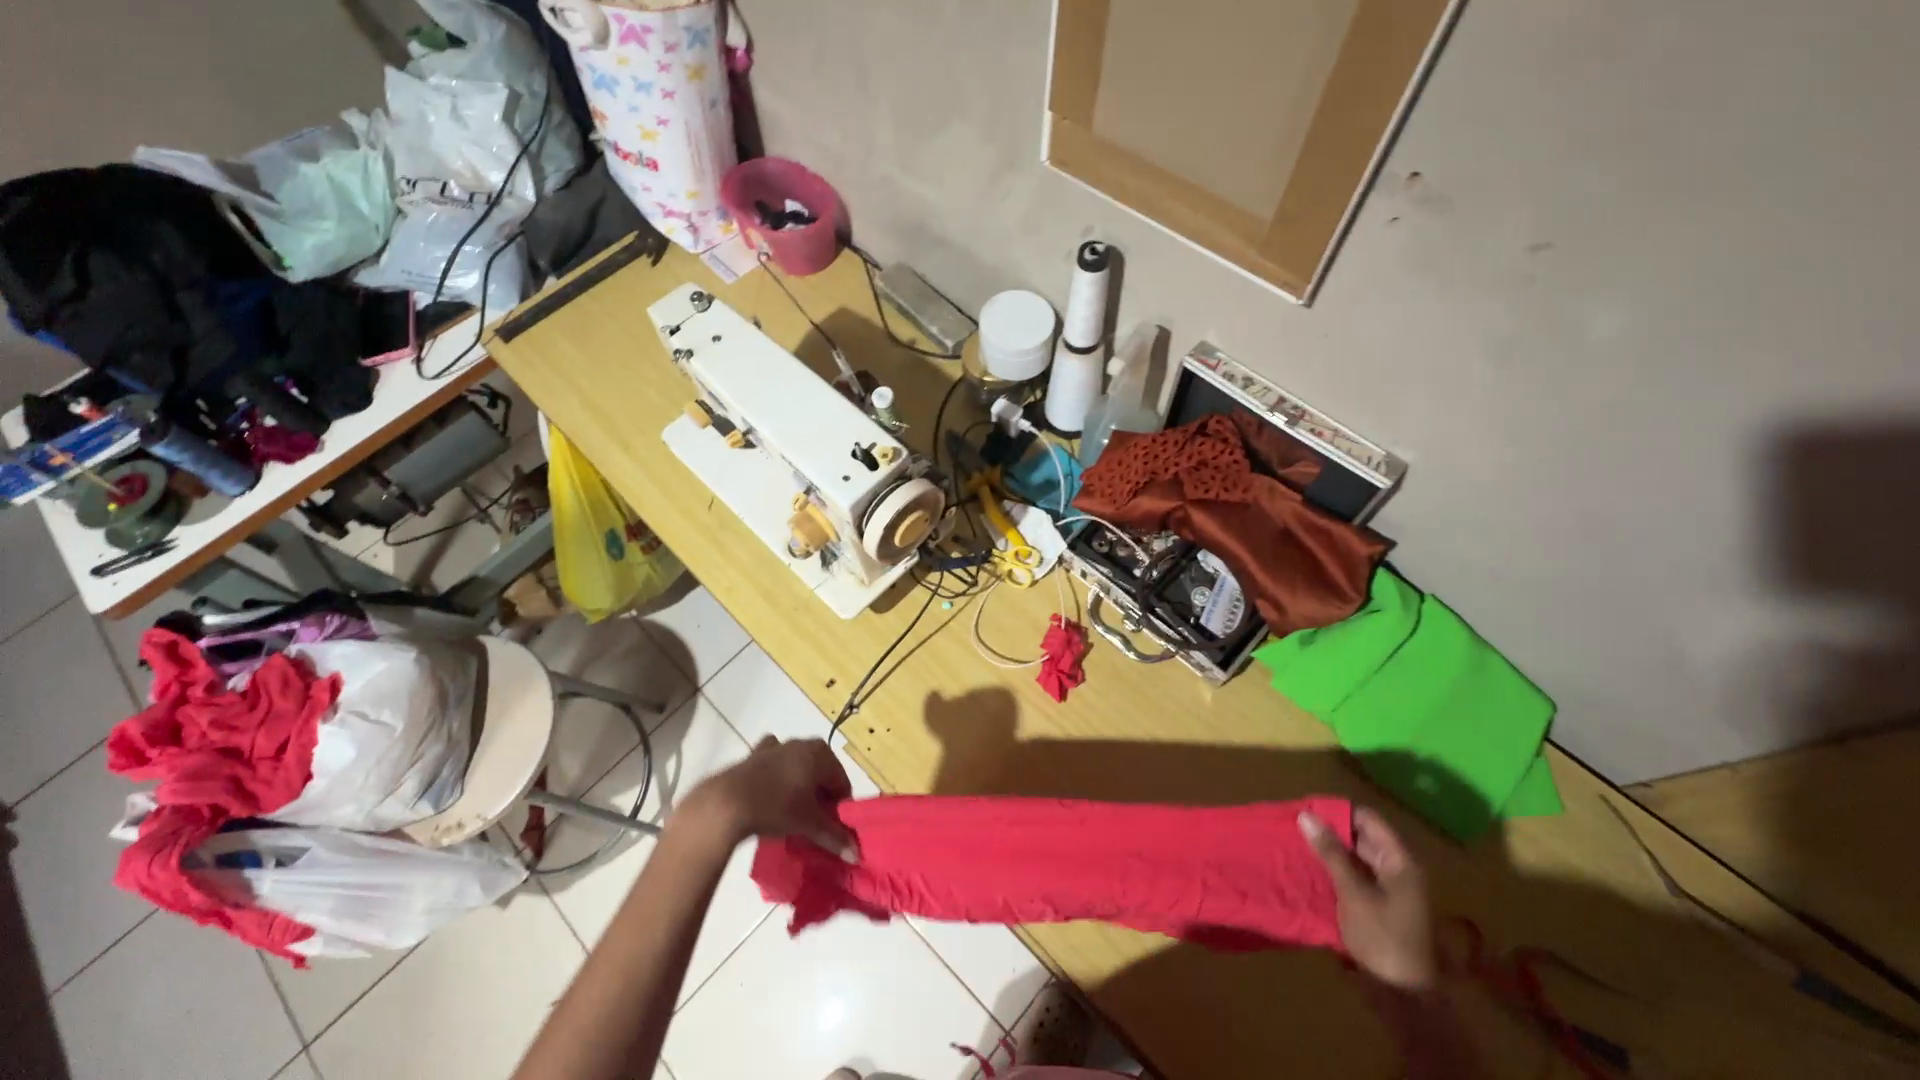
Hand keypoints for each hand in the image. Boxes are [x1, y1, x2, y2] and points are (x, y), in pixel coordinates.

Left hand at [686, 736, 860, 861]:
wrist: (726, 803)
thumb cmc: (776, 807)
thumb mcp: (809, 824)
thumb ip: (835, 837)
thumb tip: (856, 854)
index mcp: (820, 752)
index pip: (842, 783)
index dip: (839, 808)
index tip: (831, 828)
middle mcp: (800, 743)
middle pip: (820, 775)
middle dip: (819, 798)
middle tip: (812, 824)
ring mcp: (775, 746)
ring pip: (797, 770)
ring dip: (799, 789)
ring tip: (791, 815)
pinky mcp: (752, 755)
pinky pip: (774, 767)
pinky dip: (777, 780)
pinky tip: (770, 798)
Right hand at [1299, 806, 1436, 990]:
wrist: (1402, 991)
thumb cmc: (1382, 936)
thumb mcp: (1353, 893)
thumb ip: (1331, 853)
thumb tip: (1306, 815)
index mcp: (1399, 861)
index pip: (1368, 820)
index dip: (1338, 811)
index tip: (1306, 809)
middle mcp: (1397, 869)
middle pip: (1362, 838)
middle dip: (1330, 831)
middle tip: (1295, 827)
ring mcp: (1389, 888)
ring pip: (1356, 857)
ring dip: (1330, 851)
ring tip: (1296, 844)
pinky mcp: (1378, 904)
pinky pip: (1355, 876)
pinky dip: (1335, 871)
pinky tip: (1310, 870)